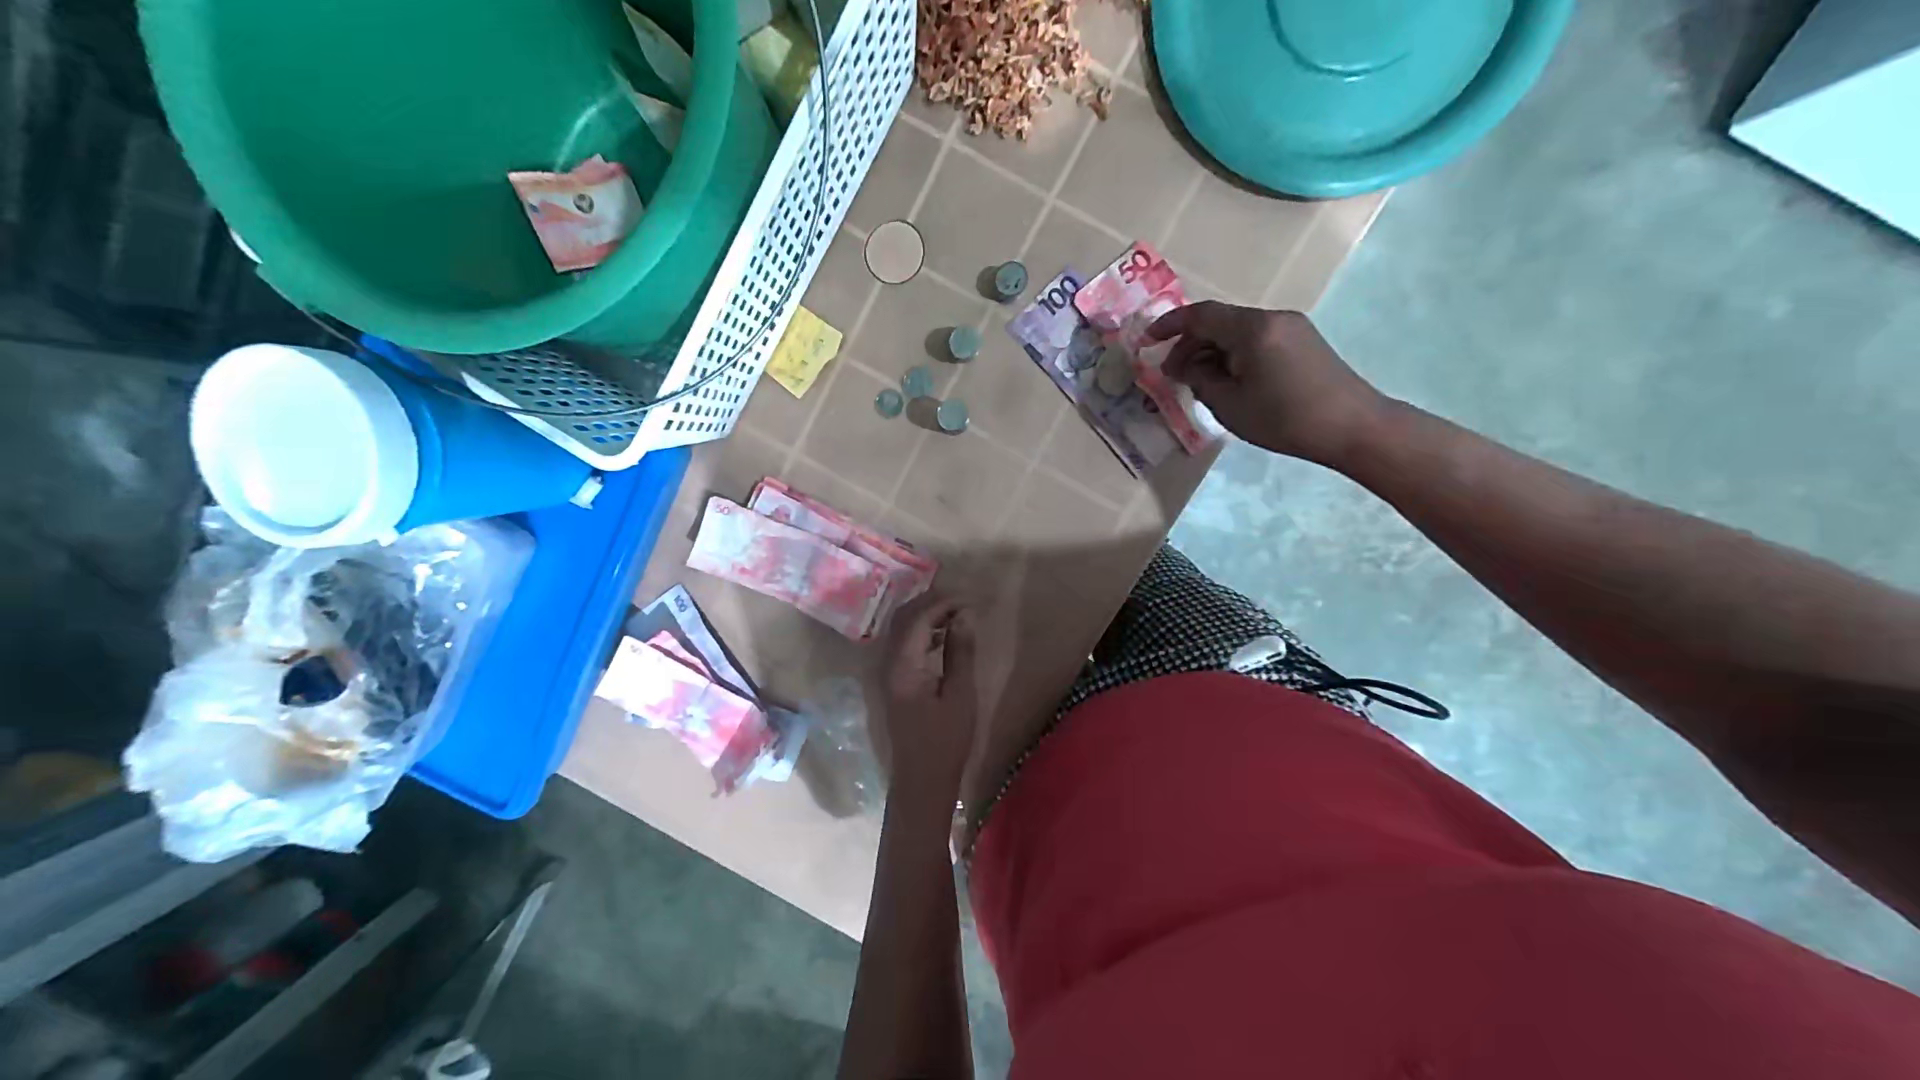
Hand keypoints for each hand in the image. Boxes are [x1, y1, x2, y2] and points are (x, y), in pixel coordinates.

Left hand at [883, 596, 979, 795]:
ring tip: (957, 614)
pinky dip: (923, 632)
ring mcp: (888, 671)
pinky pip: (904, 644)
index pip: (918, 618)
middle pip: (904, 617)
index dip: (944, 603)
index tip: (971, 600)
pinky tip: (944, 637)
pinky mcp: (894, 681)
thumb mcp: (960, 694)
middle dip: (932, 603)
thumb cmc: (945, 740)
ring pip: (902, 629)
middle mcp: (888, 662)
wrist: (921, 780)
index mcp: (902, 664)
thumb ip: (960, 652)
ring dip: (927, 615)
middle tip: (963, 601)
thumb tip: (964, 615)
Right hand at [1145, 301, 1389, 467]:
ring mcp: (1291, 327)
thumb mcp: (1229, 404)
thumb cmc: (1284, 418)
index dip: (1169, 326)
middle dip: (1190, 345)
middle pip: (1219, 322)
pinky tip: (1229, 380)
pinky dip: (1234, 354)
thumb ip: (1199, 378)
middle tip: (1172, 375)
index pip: (1200, 315)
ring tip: (1199, 382)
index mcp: (1252, 329)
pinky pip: (1256, 339)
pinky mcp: (1303, 341)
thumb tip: (1184, 365)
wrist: (1352, 427)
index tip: (1147, 342)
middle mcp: (1272, 318)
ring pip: (1237, 331)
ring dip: (1212, 351)